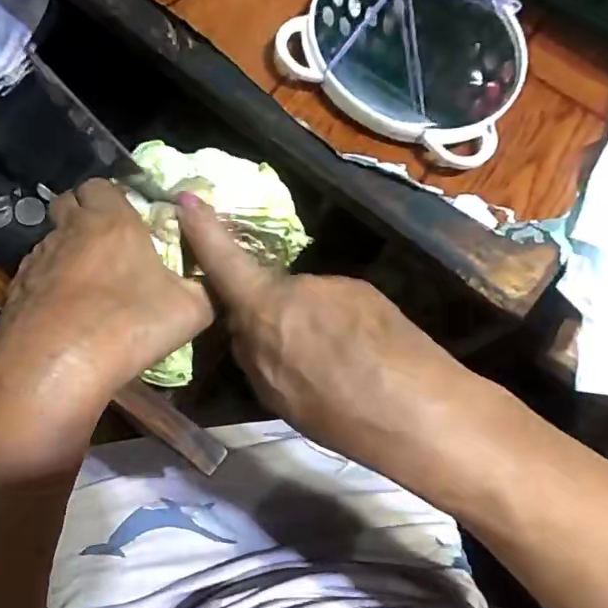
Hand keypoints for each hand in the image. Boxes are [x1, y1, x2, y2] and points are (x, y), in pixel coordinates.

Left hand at [0, 180, 211, 417]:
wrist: (56, 366)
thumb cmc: (129, 325)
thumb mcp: (191, 310)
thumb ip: (201, 288)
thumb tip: (202, 285)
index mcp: (110, 220)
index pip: (100, 185)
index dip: (112, 198)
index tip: (127, 221)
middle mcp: (67, 230)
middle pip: (66, 204)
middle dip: (82, 216)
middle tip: (105, 247)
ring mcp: (36, 259)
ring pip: (50, 241)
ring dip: (65, 253)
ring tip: (84, 288)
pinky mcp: (14, 290)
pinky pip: (34, 276)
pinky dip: (47, 286)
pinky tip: (61, 315)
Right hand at [175, 193, 485, 469]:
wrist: (419, 409)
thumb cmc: (333, 409)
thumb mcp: (272, 391)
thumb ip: (253, 351)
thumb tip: (248, 329)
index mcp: (265, 309)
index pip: (225, 263)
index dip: (203, 232)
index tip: (187, 198)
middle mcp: (301, 286)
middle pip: (273, 296)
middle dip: (274, 320)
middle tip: (291, 364)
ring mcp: (340, 286)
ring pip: (309, 304)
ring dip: (311, 330)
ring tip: (333, 372)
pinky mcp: (372, 294)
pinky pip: (340, 309)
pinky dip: (341, 332)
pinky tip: (358, 364)